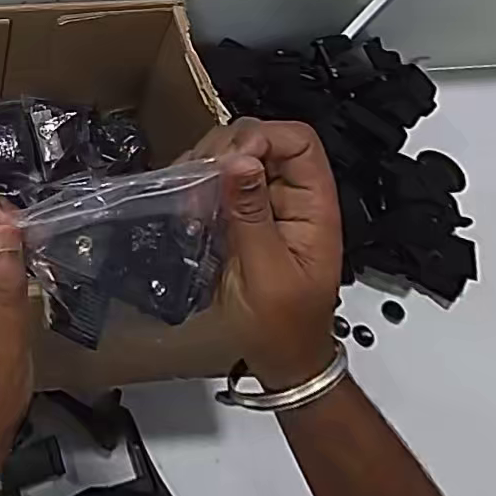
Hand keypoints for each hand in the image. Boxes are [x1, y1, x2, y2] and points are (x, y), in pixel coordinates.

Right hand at [192, 119, 342, 388]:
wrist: (277, 358)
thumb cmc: (281, 325)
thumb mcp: (268, 272)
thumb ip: (252, 215)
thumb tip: (239, 161)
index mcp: (313, 207)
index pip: (298, 142)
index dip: (263, 139)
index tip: (228, 162)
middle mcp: (288, 195)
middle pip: (261, 138)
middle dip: (224, 148)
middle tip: (197, 178)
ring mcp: (260, 201)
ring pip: (232, 152)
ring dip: (204, 163)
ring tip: (187, 192)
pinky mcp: (234, 211)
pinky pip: (213, 176)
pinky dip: (192, 179)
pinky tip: (183, 201)